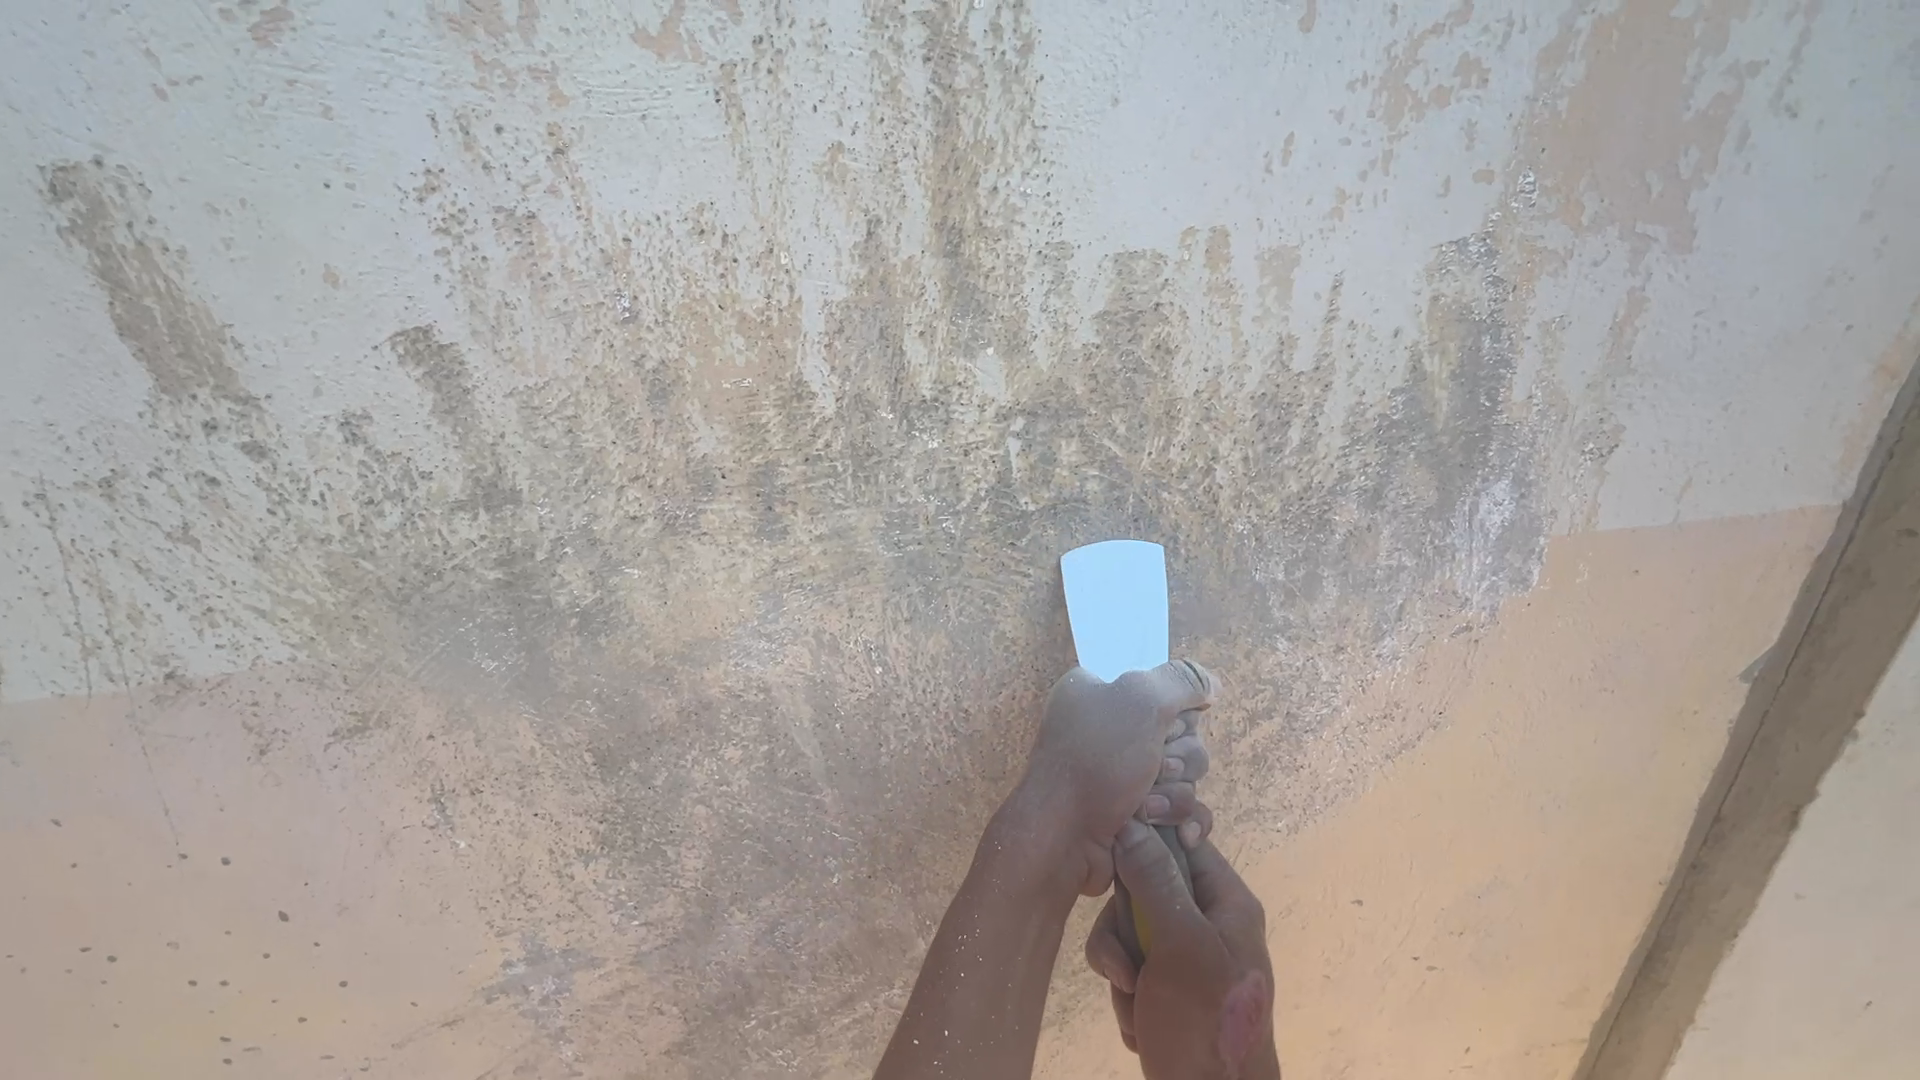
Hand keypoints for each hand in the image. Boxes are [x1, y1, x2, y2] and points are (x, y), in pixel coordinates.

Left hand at [1013, 660, 1214, 896]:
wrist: (1064, 838)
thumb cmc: (1096, 759)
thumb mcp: (1139, 699)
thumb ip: (1181, 679)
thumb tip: (1210, 683)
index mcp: (1098, 691)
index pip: (1163, 689)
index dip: (1176, 711)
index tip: (1168, 724)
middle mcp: (1109, 728)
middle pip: (1181, 734)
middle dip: (1181, 757)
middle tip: (1158, 769)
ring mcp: (1121, 772)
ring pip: (1184, 774)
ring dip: (1175, 792)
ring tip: (1147, 807)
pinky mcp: (1133, 810)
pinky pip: (1178, 807)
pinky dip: (1178, 818)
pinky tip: (1171, 830)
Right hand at [1085, 820, 1278, 1079]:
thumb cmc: (1205, 1025)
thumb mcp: (1180, 945)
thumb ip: (1154, 879)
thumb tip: (1131, 821)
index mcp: (1226, 903)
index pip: (1183, 840)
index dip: (1147, 835)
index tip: (1113, 843)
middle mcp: (1208, 923)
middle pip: (1144, 886)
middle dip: (1125, 926)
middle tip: (1130, 961)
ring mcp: (1186, 958)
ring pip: (1128, 928)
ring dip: (1121, 967)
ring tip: (1136, 1001)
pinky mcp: (1166, 989)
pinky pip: (1128, 965)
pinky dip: (1126, 995)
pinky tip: (1140, 1024)